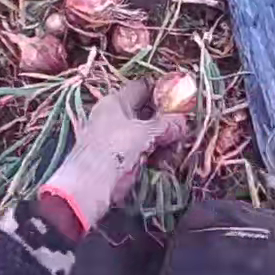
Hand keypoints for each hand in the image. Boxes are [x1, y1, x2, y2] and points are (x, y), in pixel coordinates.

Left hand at [40, 79, 188, 232]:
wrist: (90, 185)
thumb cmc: (113, 149)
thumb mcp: (144, 132)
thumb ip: (166, 125)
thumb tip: (183, 121)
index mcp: (115, 101)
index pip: (142, 88)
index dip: (162, 91)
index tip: (182, 98)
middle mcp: (114, 116)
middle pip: (146, 112)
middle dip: (166, 120)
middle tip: (184, 126)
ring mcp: (116, 138)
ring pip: (146, 133)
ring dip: (163, 139)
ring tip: (177, 145)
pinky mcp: (119, 158)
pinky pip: (142, 150)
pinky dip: (155, 153)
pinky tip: (167, 158)